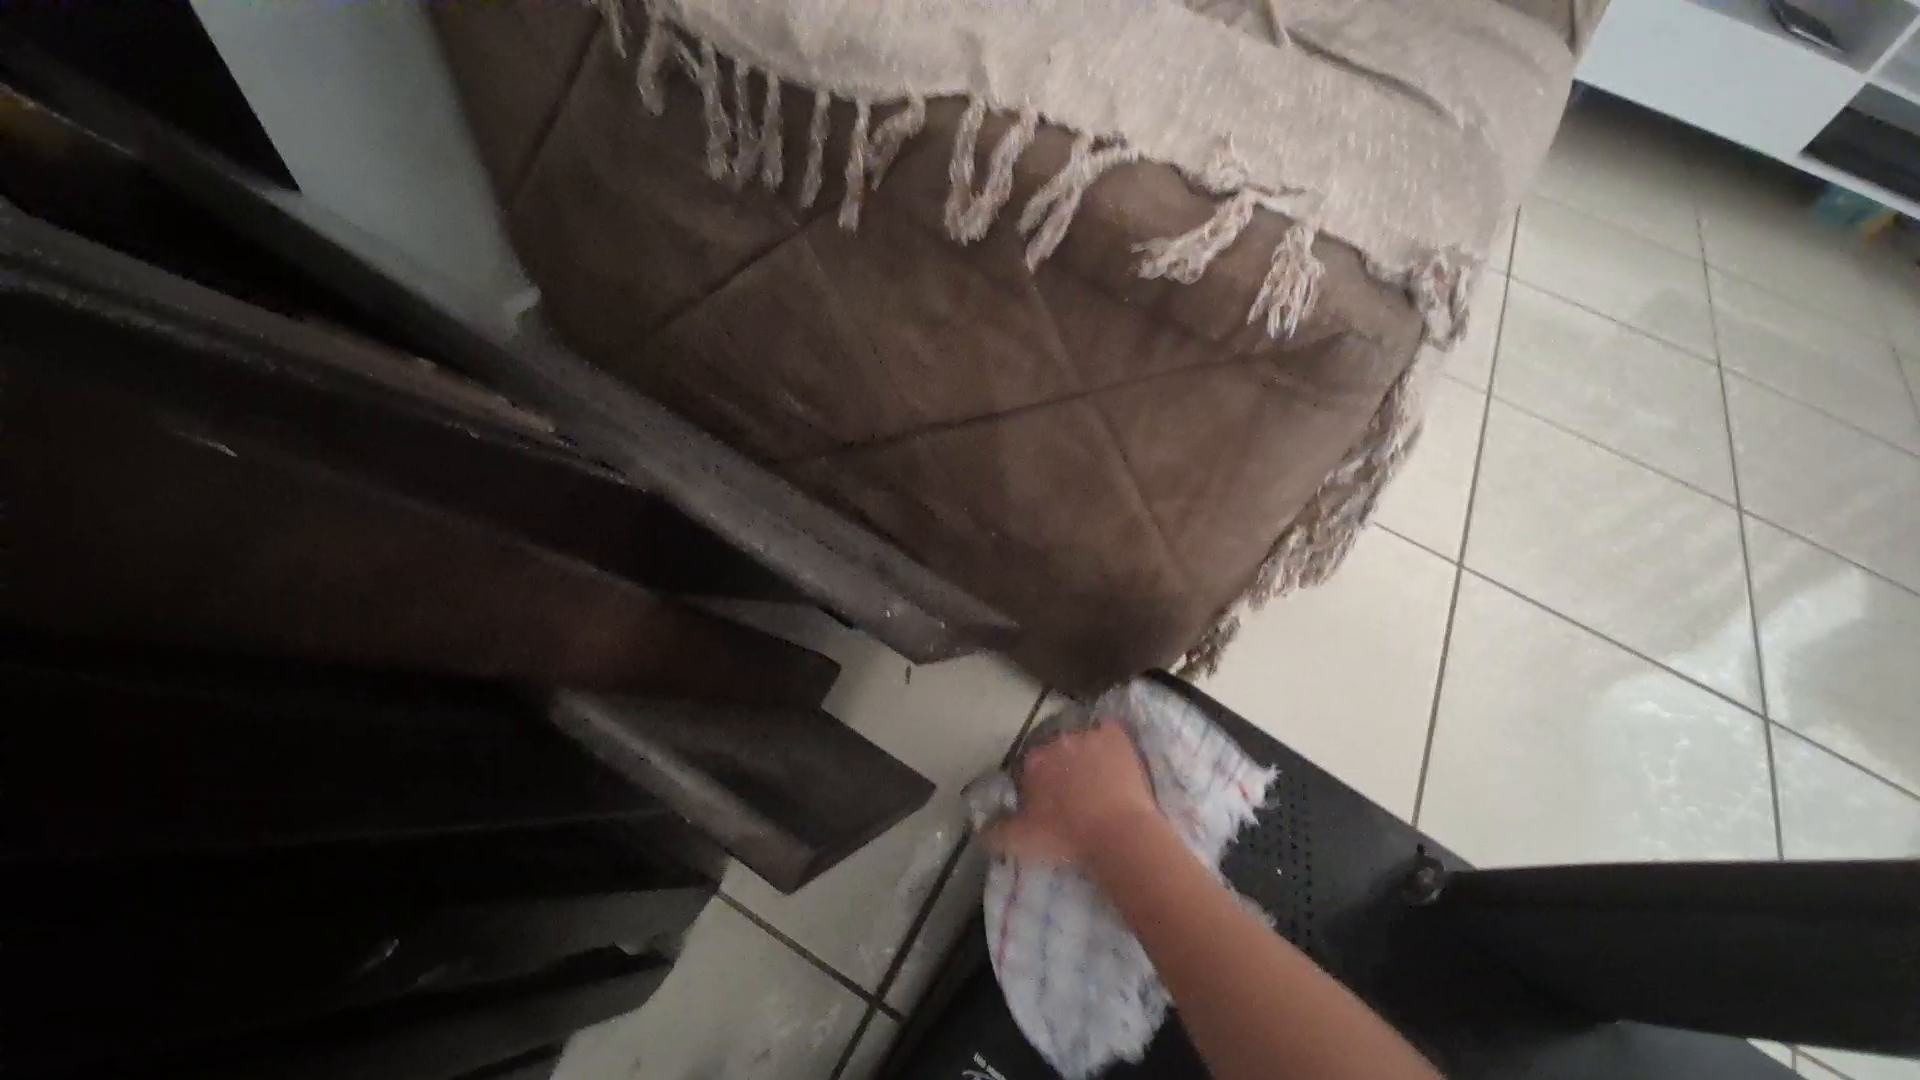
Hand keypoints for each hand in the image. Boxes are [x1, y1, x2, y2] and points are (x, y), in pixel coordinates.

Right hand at [981, 719, 1165, 867]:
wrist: (1118, 834)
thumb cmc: (1067, 836)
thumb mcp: (1022, 841)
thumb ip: (995, 833)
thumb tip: (980, 829)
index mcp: (1033, 761)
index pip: (1029, 768)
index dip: (1036, 786)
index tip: (1046, 805)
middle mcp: (1058, 741)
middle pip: (1055, 752)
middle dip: (1060, 769)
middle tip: (1072, 797)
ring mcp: (1089, 736)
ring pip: (1082, 743)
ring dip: (1085, 757)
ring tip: (1097, 785)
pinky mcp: (1117, 737)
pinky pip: (1109, 733)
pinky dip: (1109, 744)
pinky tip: (1115, 764)